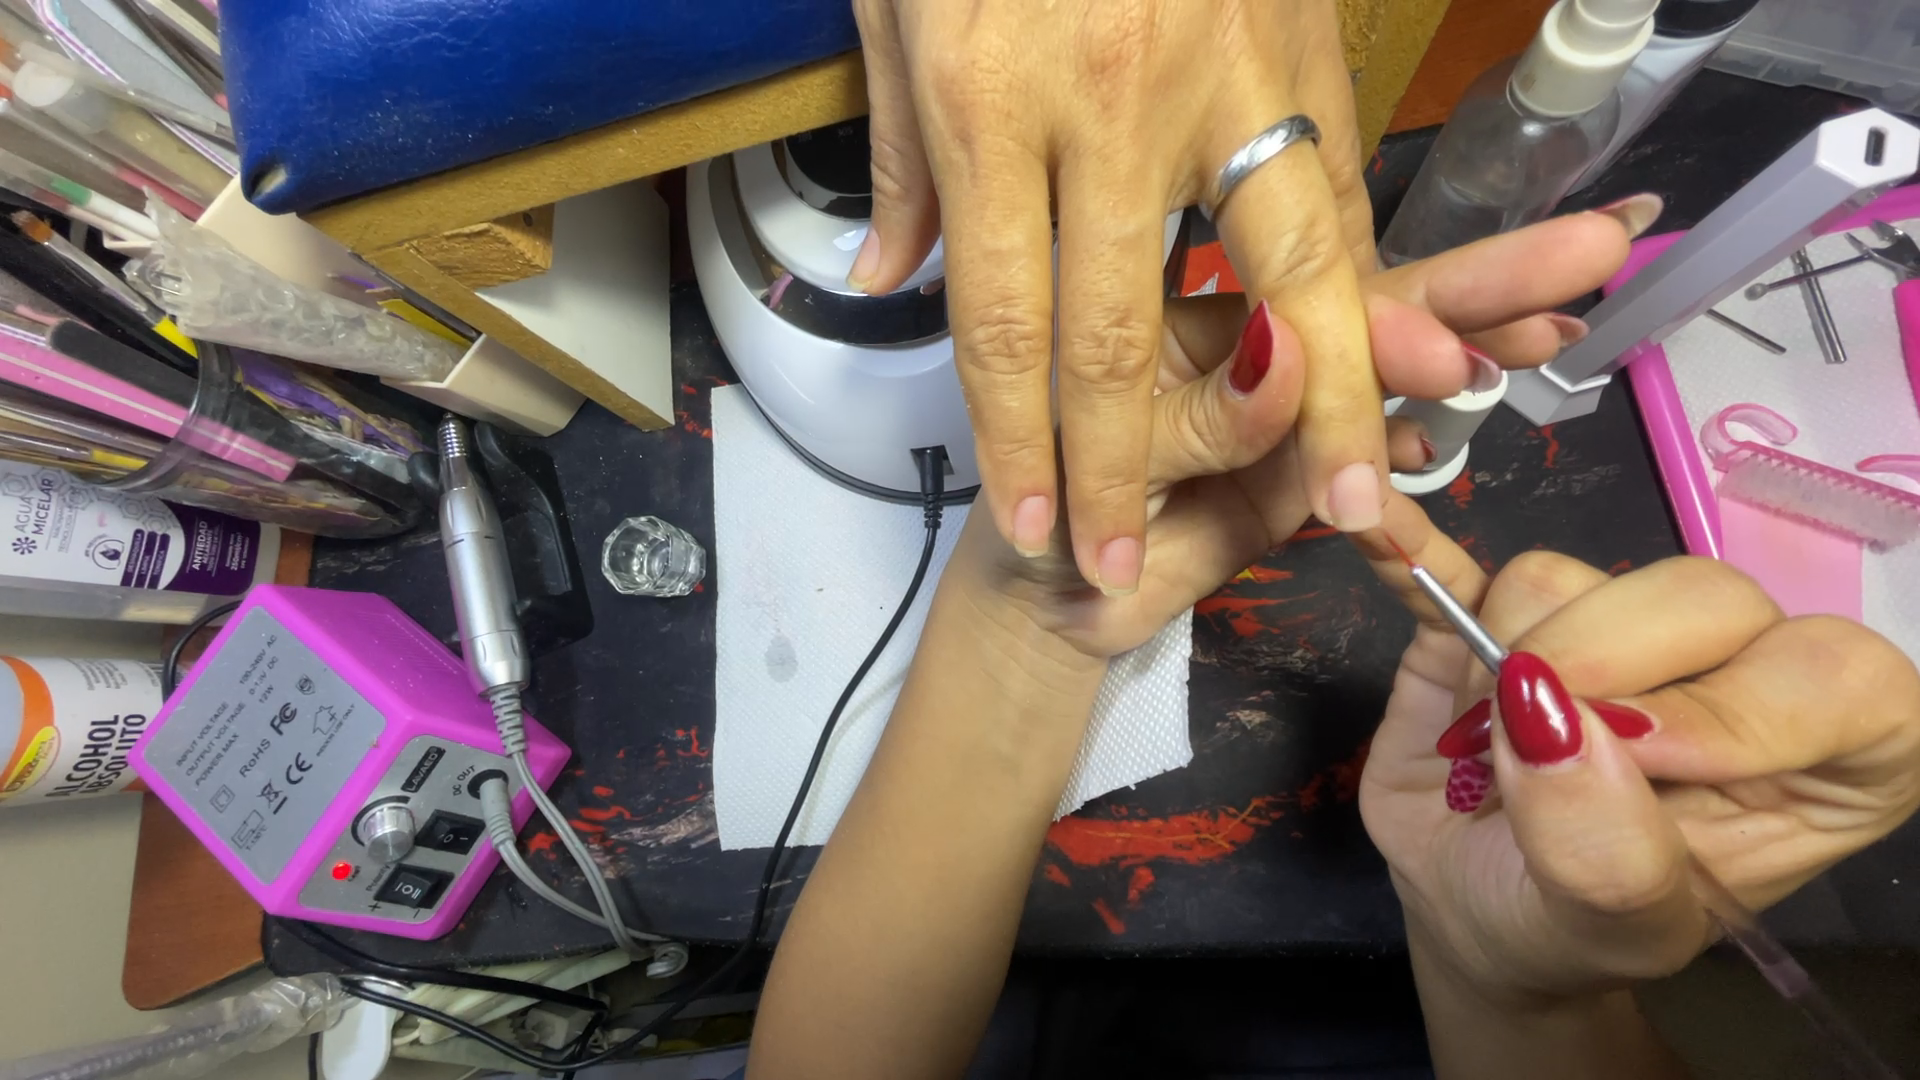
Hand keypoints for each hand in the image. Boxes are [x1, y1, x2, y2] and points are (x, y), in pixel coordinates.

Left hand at [852, 0, 1381, 596]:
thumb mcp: (893, 16)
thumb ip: (898, 170)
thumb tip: (891, 282)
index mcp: (989, 107)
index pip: (1004, 331)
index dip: (1017, 448)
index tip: (1032, 530)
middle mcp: (1108, 108)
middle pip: (1117, 342)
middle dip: (1119, 473)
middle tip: (1123, 570)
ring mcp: (1223, 72)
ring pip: (1281, 278)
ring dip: (1316, 410)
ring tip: (1345, 508)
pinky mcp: (1303, 44)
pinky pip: (1330, 202)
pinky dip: (1353, 300)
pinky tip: (1371, 376)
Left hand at [944, 207, 1642, 659]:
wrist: (1054, 606)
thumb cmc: (1050, 512)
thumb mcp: (1107, 458)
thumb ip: (1196, 420)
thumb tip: (1285, 355)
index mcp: (1181, 327)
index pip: (1285, 297)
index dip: (1369, 315)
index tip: (1442, 339)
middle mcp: (1236, 361)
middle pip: (1354, 320)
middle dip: (1464, 296)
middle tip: (1592, 251)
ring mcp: (1271, 424)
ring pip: (1371, 388)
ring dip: (1460, 358)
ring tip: (1559, 327)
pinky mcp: (1287, 488)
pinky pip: (1356, 474)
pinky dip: (1401, 462)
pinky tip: (1447, 443)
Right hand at [1354, 500, 1919, 1004]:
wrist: (1459, 897)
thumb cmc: (1558, 927)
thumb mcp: (1608, 928)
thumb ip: (1602, 847)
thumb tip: (1547, 718)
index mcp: (1808, 757)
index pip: (1832, 676)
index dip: (1743, 704)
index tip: (1637, 755)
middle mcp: (1711, 673)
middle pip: (1693, 595)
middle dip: (1596, 659)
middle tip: (1522, 735)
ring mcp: (1584, 634)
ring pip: (1556, 578)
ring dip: (1497, 649)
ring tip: (1478, 736)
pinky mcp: (1480, 619)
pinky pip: (1448, 565)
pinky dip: (1409, 547)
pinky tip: (1375, 527)